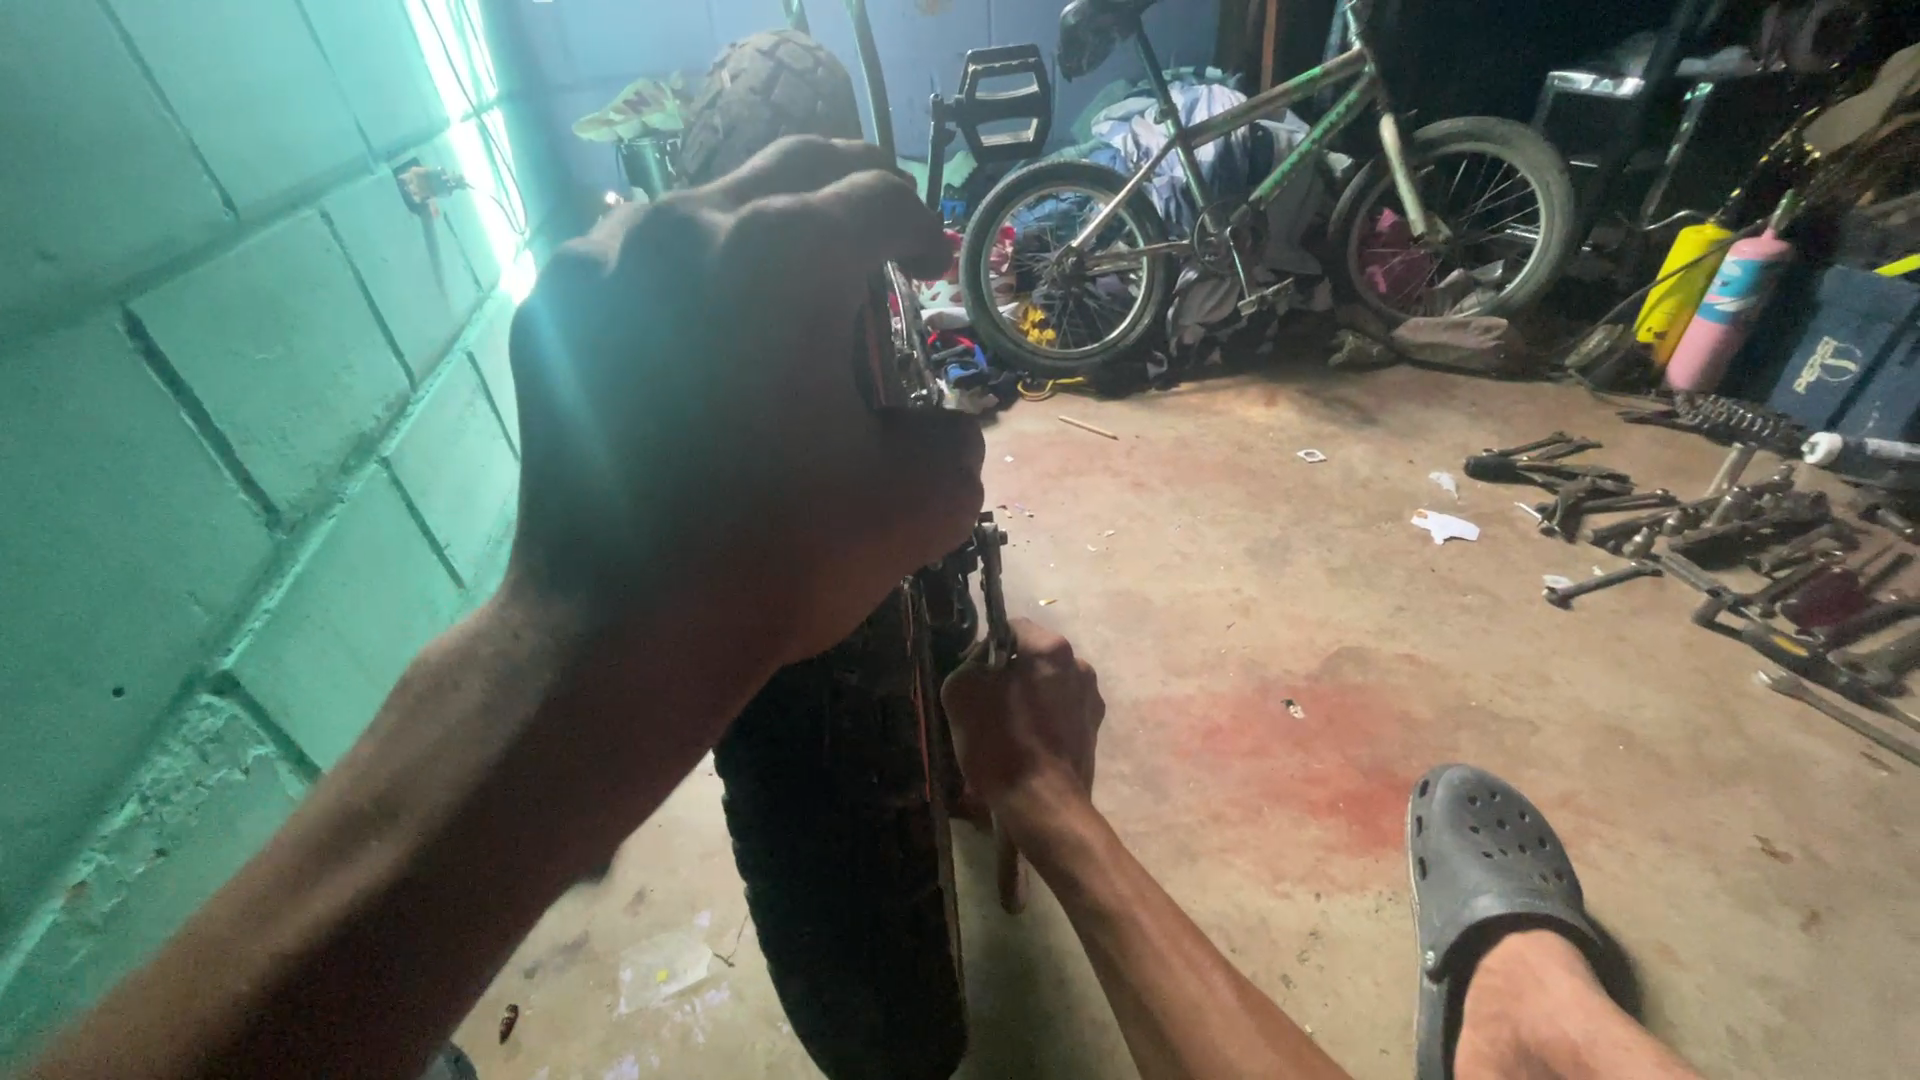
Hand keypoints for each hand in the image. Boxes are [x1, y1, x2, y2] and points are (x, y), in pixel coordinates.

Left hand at [506, 137, 983, 660]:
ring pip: (710, 205)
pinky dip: (691, 278)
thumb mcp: (920, 504)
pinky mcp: (552, 311)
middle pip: (794, 167)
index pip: (878, 196)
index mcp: (786, 255)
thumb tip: (953, 427)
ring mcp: (603, 261)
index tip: (930, 267)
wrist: (629, 628)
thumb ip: (960, 443)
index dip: (921, 226)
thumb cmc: (782, 556)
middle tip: (879, 248)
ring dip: (766, 236)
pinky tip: (706, 342)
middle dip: (853, 197)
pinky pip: (639, 259)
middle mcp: (686, 226)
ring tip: (789, 304)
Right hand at [942, 619, 1104, 812]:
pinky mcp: (1093, 730)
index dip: (985, 648)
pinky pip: (1059, 712)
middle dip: (1009, 674)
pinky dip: (1043, 720)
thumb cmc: (999, 742)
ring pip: (1047, 685)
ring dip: (1027, 697)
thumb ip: (969, 663)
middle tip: (985, 703)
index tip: (972, 676)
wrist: (1042, 804)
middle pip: (1033, 657)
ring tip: (1005, 729)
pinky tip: (1025, 745)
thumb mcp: (960, 690)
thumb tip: (983, 664)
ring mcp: (1091, 698)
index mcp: (1051, 648)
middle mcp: (1078, 665)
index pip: (1011, 628)